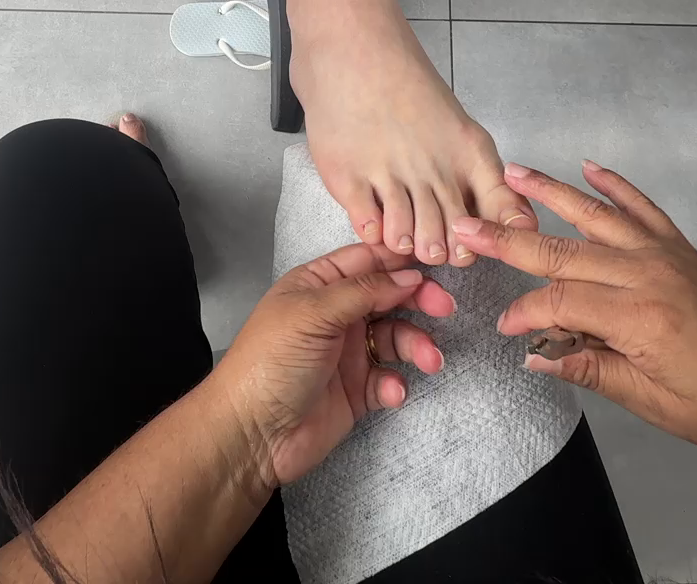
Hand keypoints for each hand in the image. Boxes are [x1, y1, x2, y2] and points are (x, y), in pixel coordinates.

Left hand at [210, 243, 455, 485]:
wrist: (251, 435)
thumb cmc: (272, 360)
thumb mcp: (313, 313)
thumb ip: (362, 291)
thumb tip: (407, 274)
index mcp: (318, 284)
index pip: (366, 260)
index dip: (399, 260)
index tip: (434, 262)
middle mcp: (336, 313)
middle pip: (388, 296)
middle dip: (418, 300)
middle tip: (445, 308)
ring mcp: (347, 351)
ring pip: (395, 337)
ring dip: (416, 345)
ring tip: (430, 360)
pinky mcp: (356, 390)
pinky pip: (388, 377)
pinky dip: (396, 382)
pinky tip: (392, 391)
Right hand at [286, 0, 534, 266]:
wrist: (351, 42)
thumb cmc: (401, 76)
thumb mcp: (453, 120)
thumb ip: (476, 171)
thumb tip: (500, 215)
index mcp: (469, 150)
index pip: (501, 215)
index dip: (492, 237)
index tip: (476, 239)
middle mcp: (432, 167)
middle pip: (450, 239)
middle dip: (443, 249)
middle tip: (431, 240)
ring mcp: (388, 173)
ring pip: (409, 238)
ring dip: (406, 240)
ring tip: (401, 228)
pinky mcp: (346, 175)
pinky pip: (368, 227)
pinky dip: (373, 229)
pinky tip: (373, 213)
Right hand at [453, 161, 696, 479]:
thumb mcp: (656, 404)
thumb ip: (591, 369)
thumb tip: (535, 355)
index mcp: (642, 318)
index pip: (561, 302)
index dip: (526, 312)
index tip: (506, 326)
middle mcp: (650, 274)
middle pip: (564, 252)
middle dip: (510, 239)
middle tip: (466, 224)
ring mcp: (668, 255)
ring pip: (596, 216)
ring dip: (550, 194)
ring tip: (512, 173)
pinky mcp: (684, 250)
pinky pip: (643, 209)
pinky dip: (616, 186)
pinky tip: (590, 168)